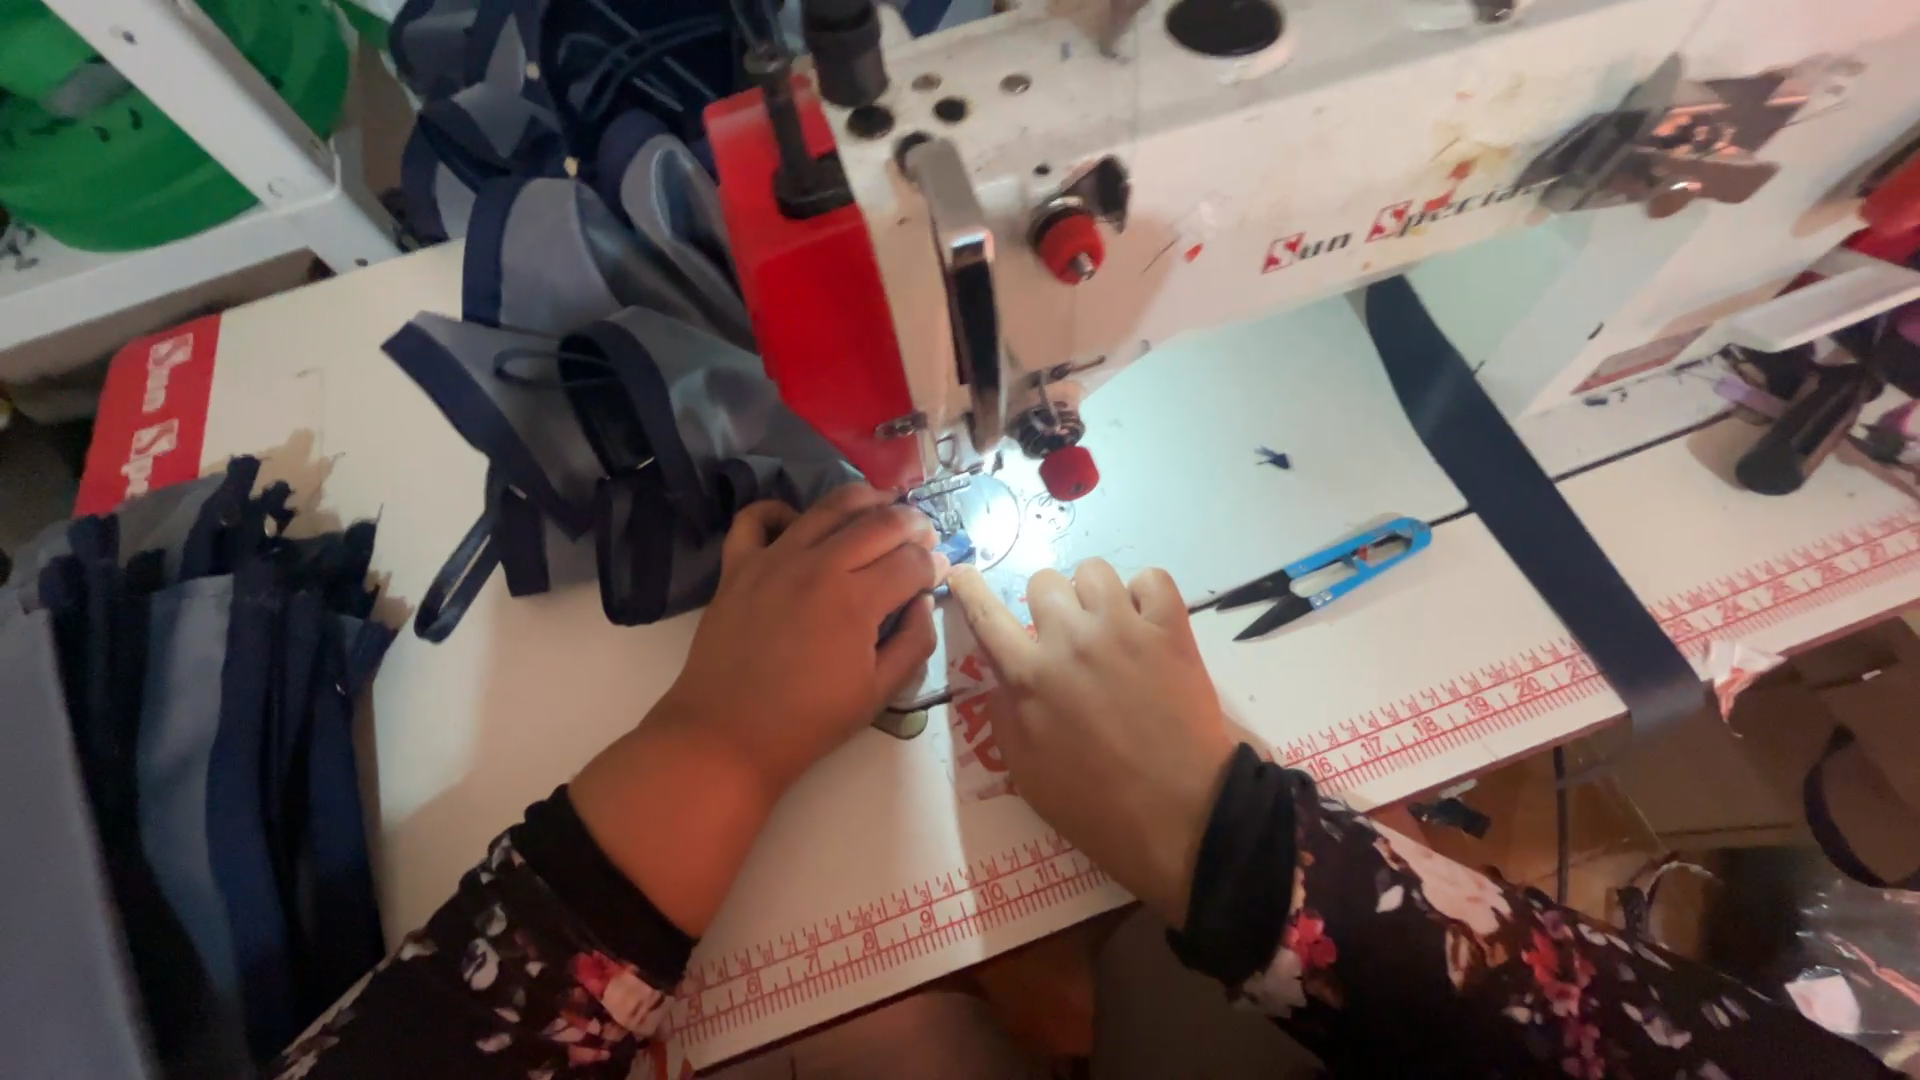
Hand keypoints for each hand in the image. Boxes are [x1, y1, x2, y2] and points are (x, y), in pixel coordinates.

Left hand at [573, 484, 947, 933]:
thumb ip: (914, 641)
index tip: (941, 570)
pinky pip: (757, 517)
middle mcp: (819, 565)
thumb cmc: (809, 722)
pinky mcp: (738, 565)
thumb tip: (924, 601)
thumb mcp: (879, 693)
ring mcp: (774, 558)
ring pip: (828, 506)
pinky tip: (800, 523)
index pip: (912, 561)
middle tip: (923, 535)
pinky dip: (780, 510)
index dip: (935, 562)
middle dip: (913, 523)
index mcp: (857, 600)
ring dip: (865, 500)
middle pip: (880, 522)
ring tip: (882, 506)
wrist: (727, 736)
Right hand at [948, 560, 1235, 925]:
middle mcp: (1070, 639)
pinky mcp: (1170, 630)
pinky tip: (1146, 622)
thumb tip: (1003, 676)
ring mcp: (1123, 629)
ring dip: (1093, 594)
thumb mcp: (1024, 771)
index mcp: (1029, 676)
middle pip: (1043, 581)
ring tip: (1109, 624)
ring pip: (1094, 570)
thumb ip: (1004, 715)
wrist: (1179, 819)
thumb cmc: (1094, 805)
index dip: (969, 589)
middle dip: (1049, 605)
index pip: (985, 616)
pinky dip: (1144, 594)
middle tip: (1067, 635)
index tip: (963, 573)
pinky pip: (1152, 578)